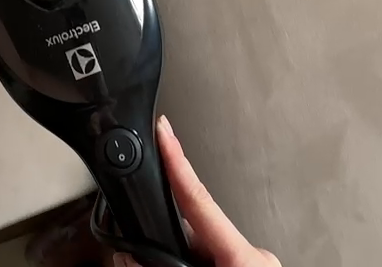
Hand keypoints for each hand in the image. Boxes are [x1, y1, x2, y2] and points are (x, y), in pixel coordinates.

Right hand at [115, 116, 279, 266]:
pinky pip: (209, 256)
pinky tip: (171, 263)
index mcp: (244, 258)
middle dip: (162, 228)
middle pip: (192, 227)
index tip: (162, 127)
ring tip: (144, 259)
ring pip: (197, 244)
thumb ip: (166, 264)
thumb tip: (130, 255)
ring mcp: (250, 263)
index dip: (176, 160)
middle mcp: (251, 257)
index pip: (199, 199)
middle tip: (133, 245)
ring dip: (172, 252)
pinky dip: (188, 260)